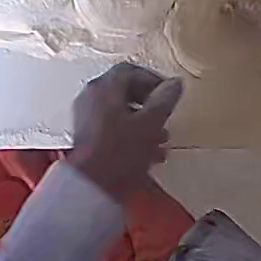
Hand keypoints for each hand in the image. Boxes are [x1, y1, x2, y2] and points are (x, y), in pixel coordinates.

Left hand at [68, 63, 183, 200]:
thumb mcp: (150, 124)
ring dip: (143, 121)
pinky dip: (131, 132)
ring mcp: (86, 116)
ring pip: (120, 110)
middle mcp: (91, 96)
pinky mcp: (86, 136)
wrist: (91, 189)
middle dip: (150, 103)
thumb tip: (175, 83)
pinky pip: (112, 125)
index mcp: (104, 87)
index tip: (169, 94)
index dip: (153, 79)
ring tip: (161, 140)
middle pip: (125, 90)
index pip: (130, 70)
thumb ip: (164, 100)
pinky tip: (148, 153)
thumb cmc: (121, 152)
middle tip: (166, 116)